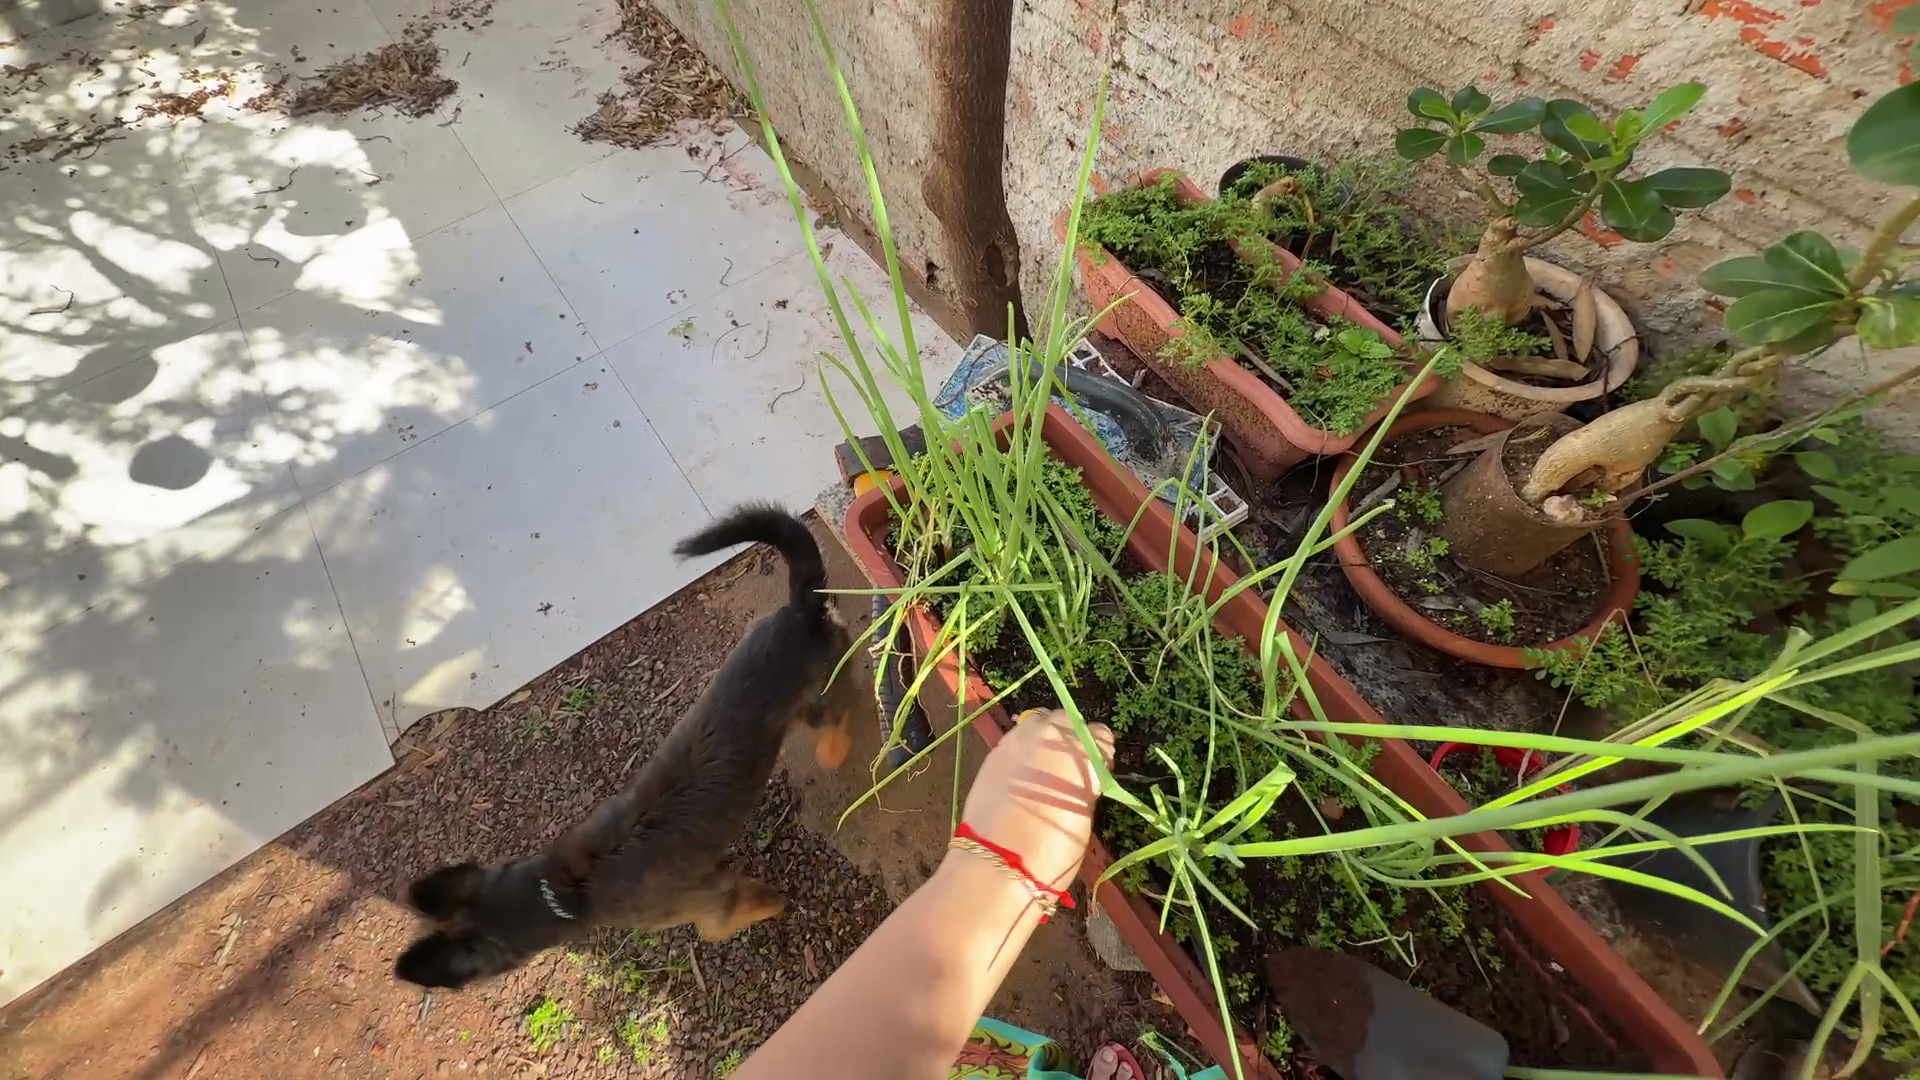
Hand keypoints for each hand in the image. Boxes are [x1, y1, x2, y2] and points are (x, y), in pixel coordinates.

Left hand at [954, 708, 1114, 892]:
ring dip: (1046, 736)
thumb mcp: (1083, 814)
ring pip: (1040, 721)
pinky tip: (1023, 771)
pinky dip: (1024, 747)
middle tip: (1070, 767)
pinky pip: (1018, 736)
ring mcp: (1020, 738)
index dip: (1101, 754)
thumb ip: (1084, 783)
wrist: (999, 862)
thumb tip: (1080, 775)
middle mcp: (1052, 736)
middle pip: (1068, 721)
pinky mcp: (996, 749)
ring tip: (1044, 765)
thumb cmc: (1052, 848)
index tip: (1097, 771)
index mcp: (1082, 752)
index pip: (1101, 735)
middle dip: (1073, 738)